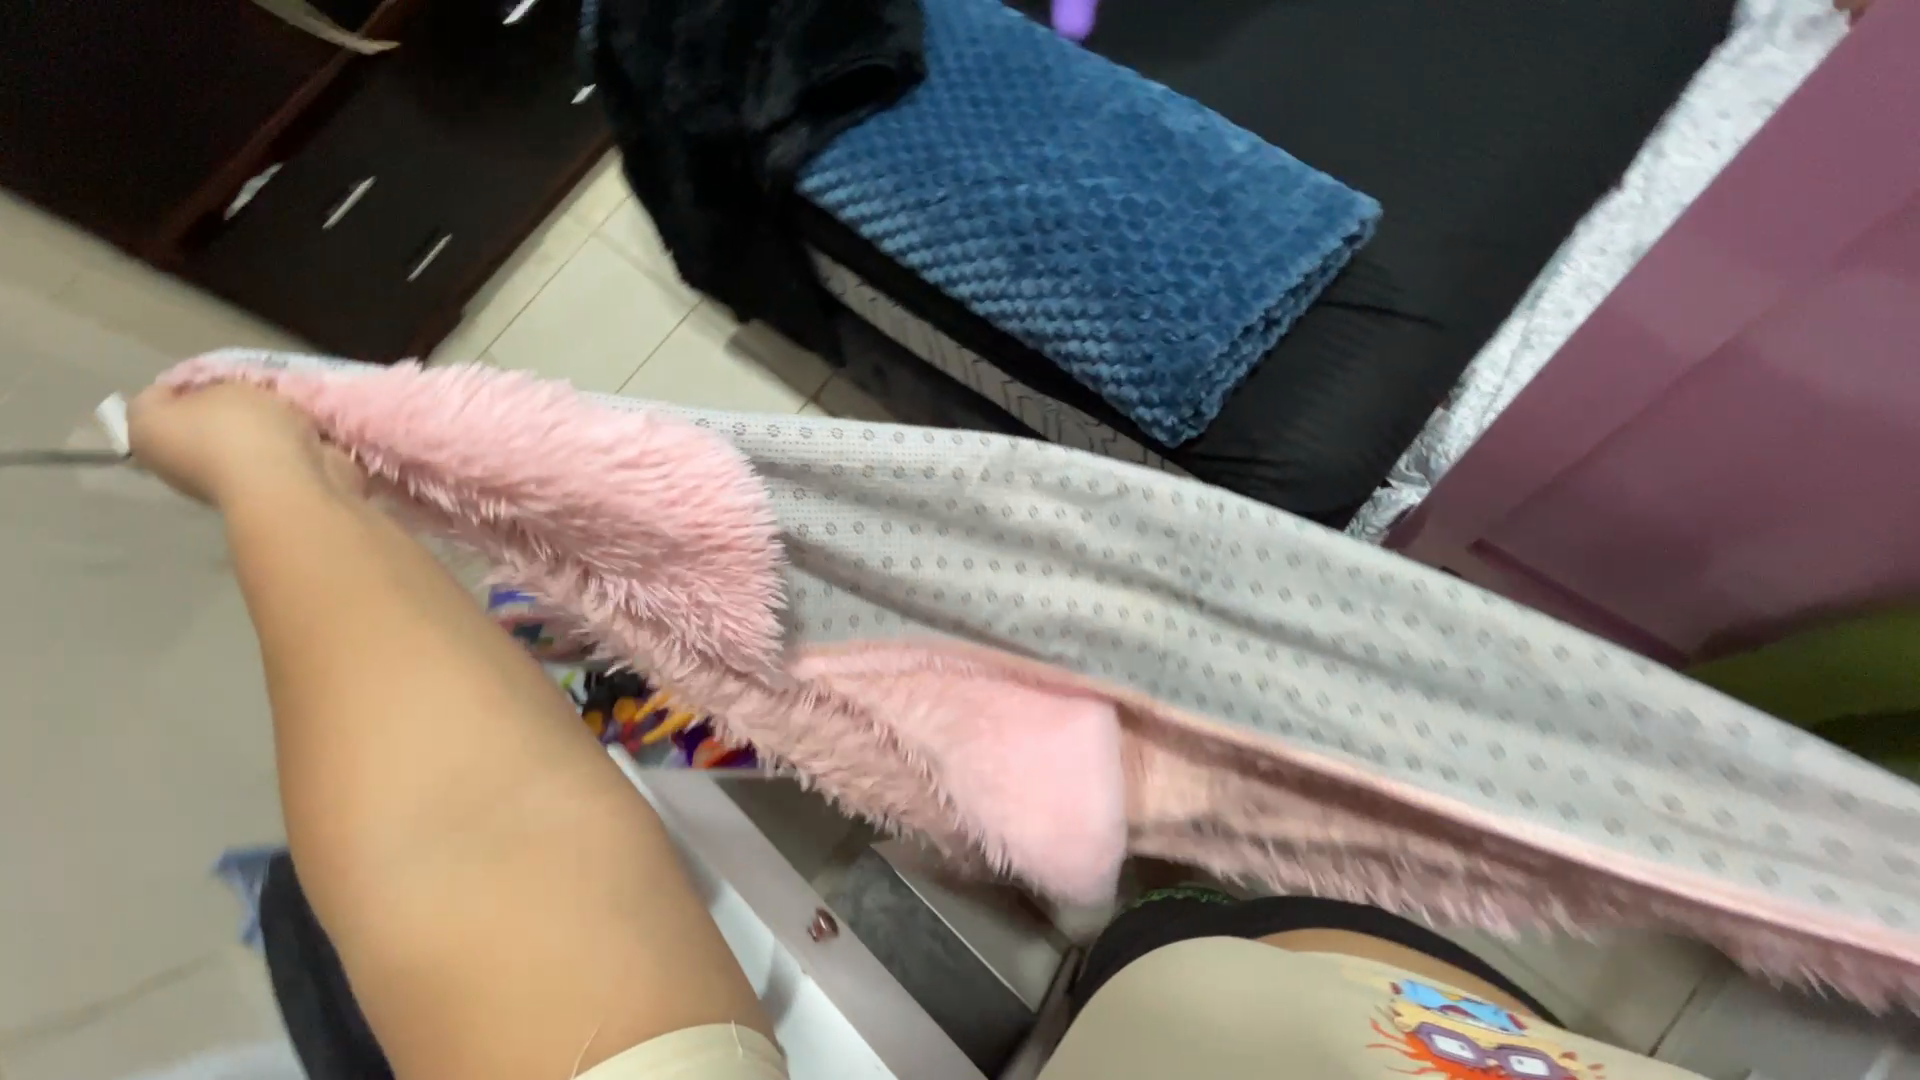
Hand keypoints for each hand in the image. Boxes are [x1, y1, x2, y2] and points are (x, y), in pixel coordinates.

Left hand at [128, 382, 363, 508]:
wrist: (287, 484)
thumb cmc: (243, 428)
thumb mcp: (230, 385)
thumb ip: (222, 386)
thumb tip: (227, 399)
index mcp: (145, 427)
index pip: (161, 391)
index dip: (195, 378)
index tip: (229, 374)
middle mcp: (168, 457)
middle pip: (198, 420)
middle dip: (228, 408)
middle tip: (259, 396)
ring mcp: (210, 480)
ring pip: (233, 442)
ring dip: (257, 431)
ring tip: (288, 417)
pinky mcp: (251, 492)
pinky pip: (262, 461)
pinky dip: (279, 450)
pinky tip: (300, 439)